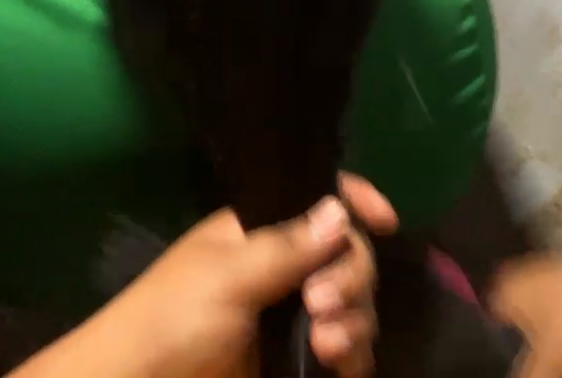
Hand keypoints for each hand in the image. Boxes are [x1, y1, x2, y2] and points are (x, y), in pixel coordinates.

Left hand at [13, 175, 396, 377]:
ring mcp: (294, 312)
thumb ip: (287, 246)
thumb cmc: (175, 315)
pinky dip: (353, 353)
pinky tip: (338, 364)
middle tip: (319, 306)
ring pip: (354, 302)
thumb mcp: (228, 275)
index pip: (315, 199)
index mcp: (261, 229)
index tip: (386, 219)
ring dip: (354, 319)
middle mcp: (284, 264)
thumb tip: (341, 209)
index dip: (353, 200)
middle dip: (349, 274)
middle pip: (346, 252)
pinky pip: (348, 348)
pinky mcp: (299, 359)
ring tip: (325, 345)